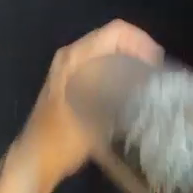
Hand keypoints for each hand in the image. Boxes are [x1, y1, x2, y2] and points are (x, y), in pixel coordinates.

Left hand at [3, 20, 162, 192]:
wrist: (34, 160)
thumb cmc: (62, 139)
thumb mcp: (97, 118)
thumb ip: (123, 96)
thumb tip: (151, 85)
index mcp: (75, 57)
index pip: (116, 32)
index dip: (141, 42)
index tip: (157, 65)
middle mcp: (71, 57)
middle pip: (112, 40)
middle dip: (138, 53)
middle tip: (159, 75)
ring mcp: (68, 69)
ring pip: (107, 54)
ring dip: (129, 63)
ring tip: (149, 84)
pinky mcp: (69, 84)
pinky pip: (100, 67)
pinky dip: (117, 73)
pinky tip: (130, 94)